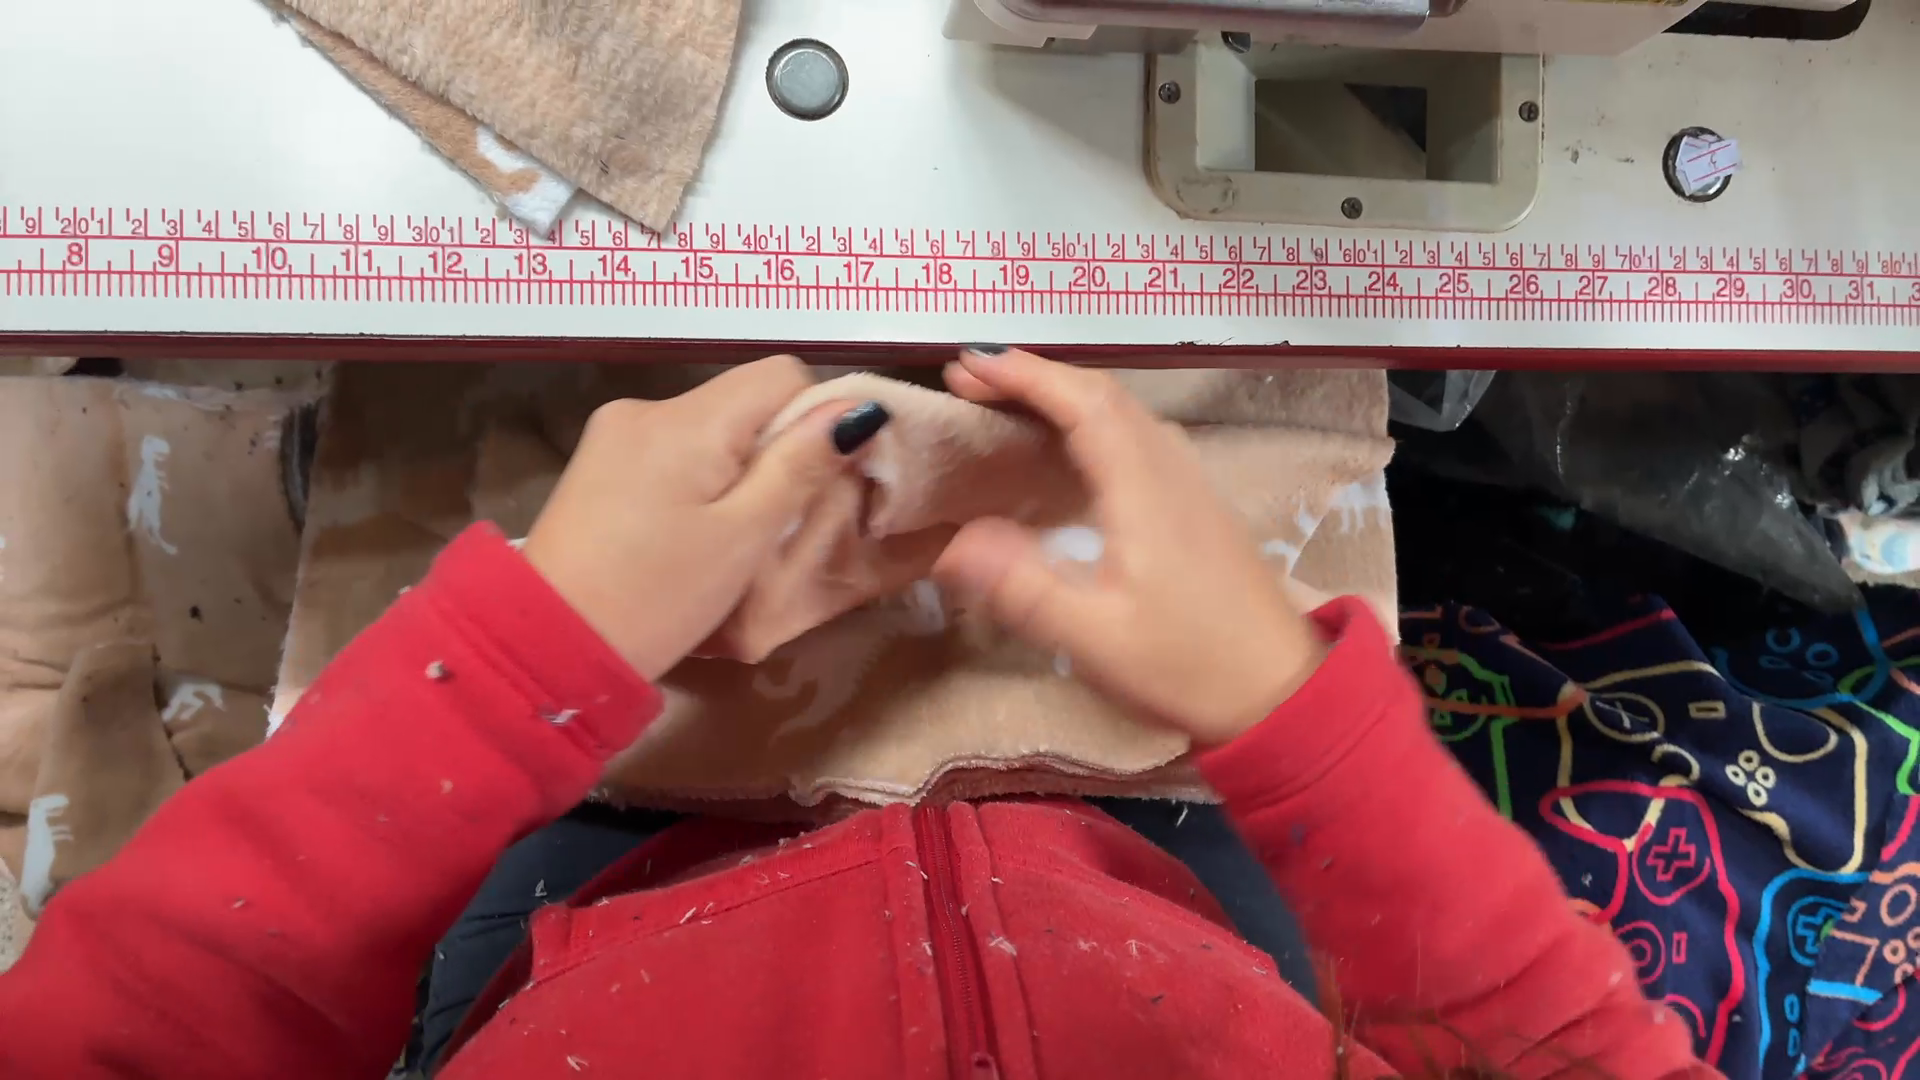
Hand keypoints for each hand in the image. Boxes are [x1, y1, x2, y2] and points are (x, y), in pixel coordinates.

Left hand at [521, 356, 888, 680]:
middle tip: (777, 517)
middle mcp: (647, 407)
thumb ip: (799, 465)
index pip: (782, 375)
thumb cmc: (660, 597)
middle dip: (777, 447)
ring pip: (712, 426)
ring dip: (740, 464)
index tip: (818, 477)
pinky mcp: (600, 459)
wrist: (547, 645)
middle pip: (744, 400)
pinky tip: (691, 525)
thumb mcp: (745, 536)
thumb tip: (856, 409)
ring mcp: (615, 431)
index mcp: (686, 421)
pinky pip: (676, 447)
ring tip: (733, 530)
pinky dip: (702, 475)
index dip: (816, 418)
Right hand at [931, 348, 1325, 744]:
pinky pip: (1138, 435)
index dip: (1025, 377)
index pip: (1083, 405)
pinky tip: (1074, 448)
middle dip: (1036, 377)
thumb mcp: (1095, 638)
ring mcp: (1190, 482)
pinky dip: (1093, 419)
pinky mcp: (1196, 502)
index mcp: (1144, 490)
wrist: (1283, 689)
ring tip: (1012, 401)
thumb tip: (950, 543)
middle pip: (1104, 394)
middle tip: (974, 380)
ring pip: (1125, 411)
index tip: (969, 367)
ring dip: (1066, 393)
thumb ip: (1024, 589)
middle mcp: (1171, 470)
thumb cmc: (1188, 666)